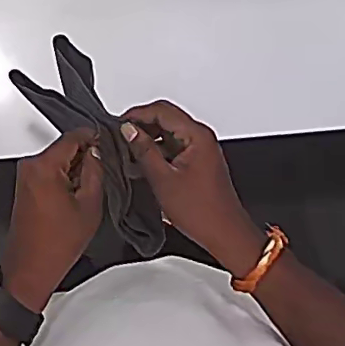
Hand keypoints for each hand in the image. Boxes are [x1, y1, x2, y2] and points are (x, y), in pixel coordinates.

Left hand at [1, 129, 102, 311]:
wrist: (32, 266)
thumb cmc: (55, 244)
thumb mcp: (89, 204)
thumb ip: (95, 171)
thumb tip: (97, 151)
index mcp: (44, 166)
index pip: (72, 137)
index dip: (92, 137)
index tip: (106, 141)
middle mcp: (30, 165)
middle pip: (63, 147)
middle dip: (84, 155)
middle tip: (103, 170)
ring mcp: (25, 174)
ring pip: (57, 159)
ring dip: (73, 167)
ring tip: (87, 190)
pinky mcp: (25, 184)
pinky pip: (48, 170)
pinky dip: (63, 177)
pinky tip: (74, 196)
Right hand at [122, 101, 263, 274]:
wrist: (225, 235)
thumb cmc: (203, 212)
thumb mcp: (163, 179)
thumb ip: (143, 149)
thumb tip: (128, 129)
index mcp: (197, 136)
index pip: (161, 110)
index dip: (136, 114)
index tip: (119, 125)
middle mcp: (200, 138)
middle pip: (164, 117)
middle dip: (140, 125)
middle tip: (120, 136)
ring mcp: (199, 148)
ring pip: (166, 131)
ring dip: (147, 138)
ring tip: (128, 151)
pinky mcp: (196, 160)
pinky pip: (171, 145)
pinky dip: (156, 150)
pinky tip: (141, 163)